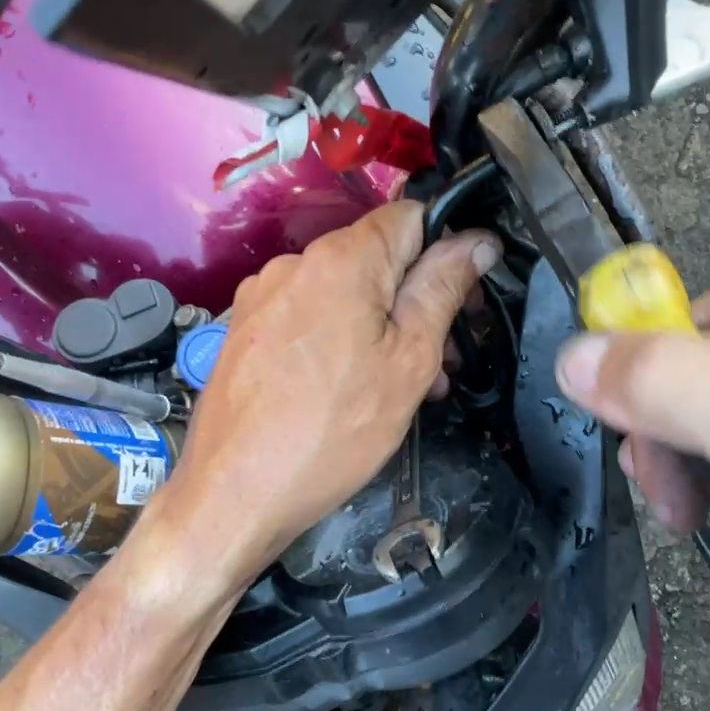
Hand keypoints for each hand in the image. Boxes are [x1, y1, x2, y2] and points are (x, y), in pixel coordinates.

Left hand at [161, 200, 499, 575]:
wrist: (234, 494)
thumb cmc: (331, 434)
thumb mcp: (408, 362)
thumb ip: (442, 291)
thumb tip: (475, 241)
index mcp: (340, 260)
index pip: (410, 216)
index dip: (448, 248)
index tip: (464, 297)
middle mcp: (294, 265)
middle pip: (376, 260)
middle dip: (416, 302)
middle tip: (441, 361)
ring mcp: (262, 298)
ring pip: (343, 294)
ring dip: (381, 329)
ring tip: (400, 388)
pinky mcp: (245, 331)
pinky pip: (308, 319)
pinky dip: (339, 342)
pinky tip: (350, 391)